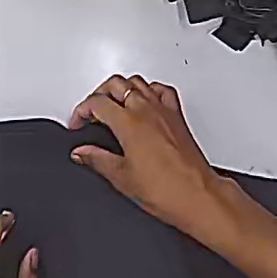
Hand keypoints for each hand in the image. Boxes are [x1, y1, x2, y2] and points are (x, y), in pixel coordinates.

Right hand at [69, 76, 276, 277]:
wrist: (198, 195)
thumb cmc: (166, 189)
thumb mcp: (122, 177)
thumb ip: (97, 159)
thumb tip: (82, 152)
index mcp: (128, 122)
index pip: (96, 102)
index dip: (81, 110)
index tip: (78, 123)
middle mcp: (146, 109)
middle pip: (115, 84)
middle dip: (98, 94)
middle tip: (91, 112)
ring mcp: (163, 109)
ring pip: (137, 82)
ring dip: (121, 89)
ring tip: (112, 104)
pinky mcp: (177, 115)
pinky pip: (161, 90)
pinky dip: (148, 90)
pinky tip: (144, 101)